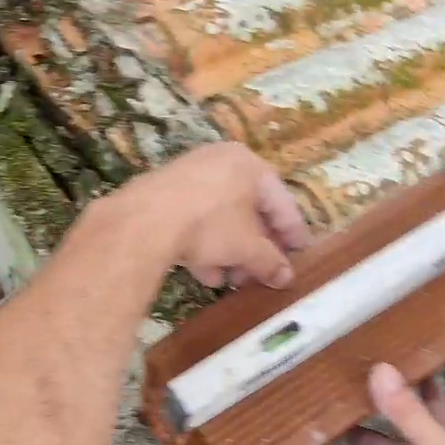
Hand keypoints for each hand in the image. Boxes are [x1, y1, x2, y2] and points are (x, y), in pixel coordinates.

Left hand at [110, 143, 311, 287]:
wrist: (144, 221)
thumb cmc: (209, 225)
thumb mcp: (247, 247)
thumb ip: (270, 262)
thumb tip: (285, 278)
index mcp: (250, 164)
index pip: (282, 202)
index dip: (293, 234)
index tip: (300, 256)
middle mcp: (220, 162)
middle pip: (249, 211)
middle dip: (255, 249)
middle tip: (260, 277)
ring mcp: (189, 176)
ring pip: (220, 218)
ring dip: (229, 253)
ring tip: (229, 282)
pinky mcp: (163, 194)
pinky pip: (194, 220)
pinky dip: (204, 246)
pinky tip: (204, 274)